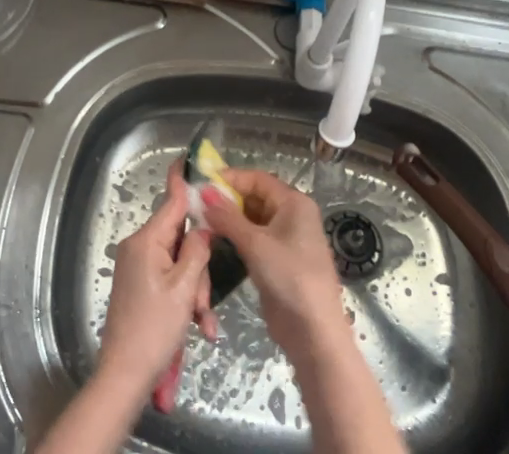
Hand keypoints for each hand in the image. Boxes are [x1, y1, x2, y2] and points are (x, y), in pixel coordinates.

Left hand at [98, 159, 217, 391]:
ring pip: (181, 265)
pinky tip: (199, 328)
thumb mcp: (184, 288)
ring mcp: (138, 269)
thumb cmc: (155, 327)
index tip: (187, 157)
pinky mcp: (141, 288)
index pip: (170, 202)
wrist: (125, 374)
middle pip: (182, 240)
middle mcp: (139, 249)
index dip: (183, 182)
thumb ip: (197, 251)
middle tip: (203, 302)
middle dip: (200, 269)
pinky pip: (172, 283)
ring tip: (202, 322)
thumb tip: (204, 227)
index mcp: (145, 242)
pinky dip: (187, 302)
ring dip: (196, 292)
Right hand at [203, 168, 345, 356]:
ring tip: (200, 221)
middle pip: (255, 198)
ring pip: (253, 220)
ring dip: (229, 220)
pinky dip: (236, 238)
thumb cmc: (289, 277)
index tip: (201, 183)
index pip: (258, 179)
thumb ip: (228, 217)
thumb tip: (204, 193)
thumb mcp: (255, 244)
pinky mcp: (278, 260)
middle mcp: (292, 216)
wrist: (313, 329)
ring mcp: (286, 240)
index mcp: (294, 203)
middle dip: (227, 200)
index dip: (230, 178)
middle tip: (195, 204)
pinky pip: (254, 240)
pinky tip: (215, 241)